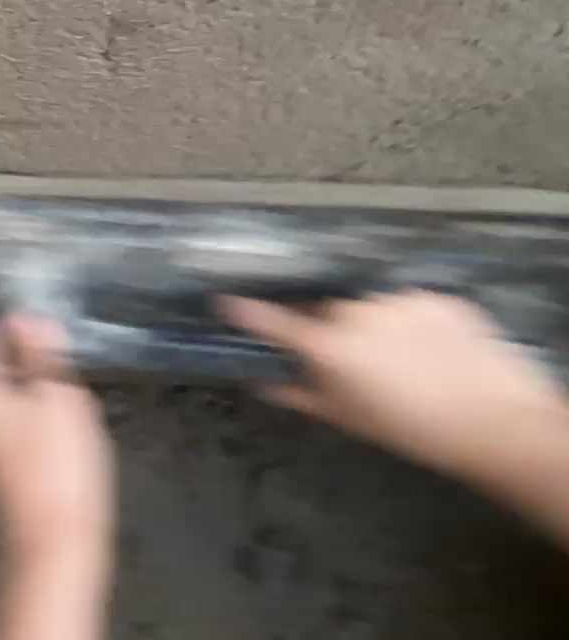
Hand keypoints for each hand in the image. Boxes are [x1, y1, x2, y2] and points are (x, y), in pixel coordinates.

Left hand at [0, 316, 113, 567]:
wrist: (58, 532)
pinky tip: (56, 425)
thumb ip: (38, 348)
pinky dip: (28, 405)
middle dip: (24, 358)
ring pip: (2, 379)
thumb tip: (24, 314)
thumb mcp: (55, 392)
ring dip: (31, 382)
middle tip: (58, 377)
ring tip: (60, 405)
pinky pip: (5, 404)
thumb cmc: (57, 462)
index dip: (14, 326)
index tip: (45, 333)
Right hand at [221, 291, 568, 486]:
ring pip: (367, 305)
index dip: (241, 310)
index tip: (223, 302)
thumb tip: (257, 381)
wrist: (509, 432)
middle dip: (324, 324)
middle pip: (323, 308)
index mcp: (324, 343)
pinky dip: (410, 319)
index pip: (265, 317)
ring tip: (395, 350)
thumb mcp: (344, 416)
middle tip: (343, 350)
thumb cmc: (412, 429)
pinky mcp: (439, 299)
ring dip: (369, 320)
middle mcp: (354, 313)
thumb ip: (293, 392)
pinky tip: (429, 344)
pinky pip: (408, 304)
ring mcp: (398, 302)